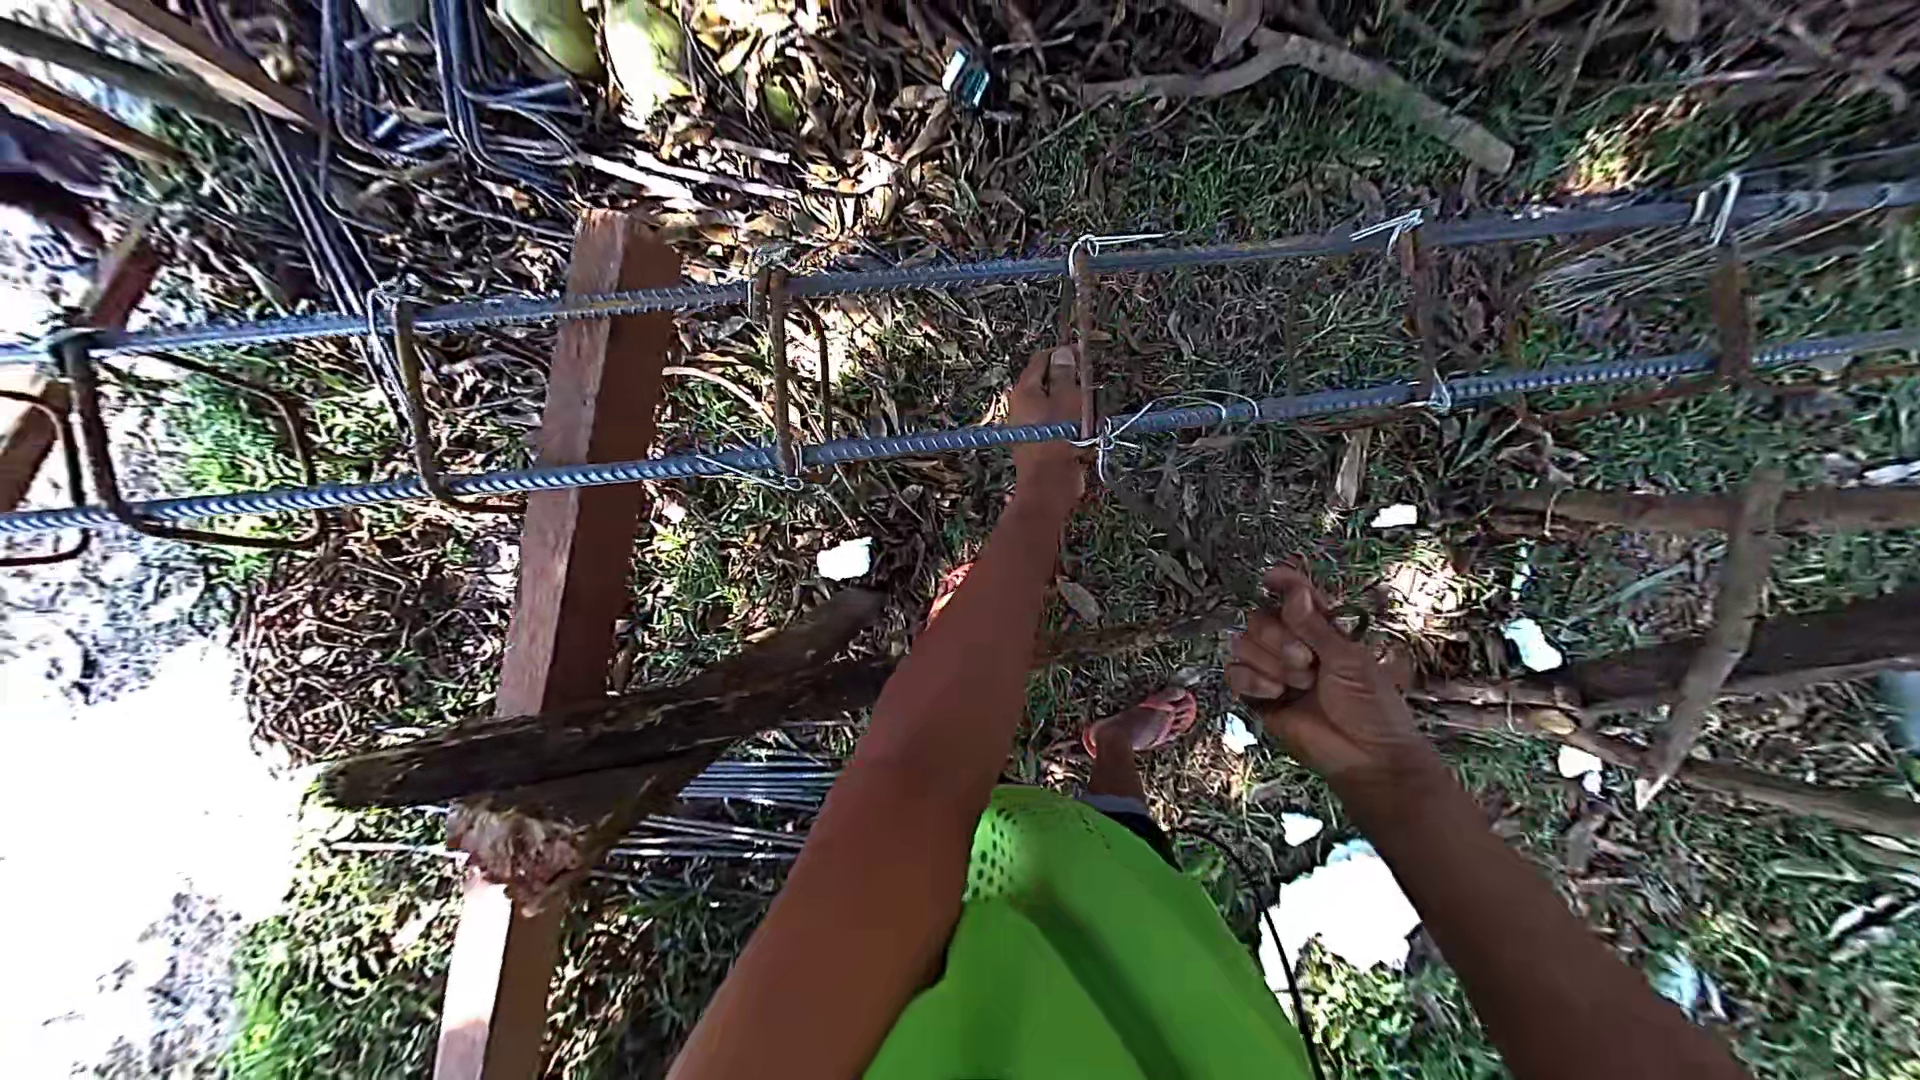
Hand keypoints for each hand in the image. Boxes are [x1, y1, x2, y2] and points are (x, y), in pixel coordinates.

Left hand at [1008, 345, 1085, 510]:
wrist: (1050, 484)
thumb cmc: (1059, 436)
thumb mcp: (1067, 398)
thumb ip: (1065, 374)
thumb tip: (1061, 352)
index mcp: (1025, 390)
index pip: (1042, 359)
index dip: (1064, 354)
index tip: (1085, 357)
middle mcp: (1022, 405)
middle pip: (1050, 384)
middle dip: (1072, 385)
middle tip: (1089, 393)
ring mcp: (1029, 425)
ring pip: (1057, 405)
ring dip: (1076, 409)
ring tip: (1089, 419)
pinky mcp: (1039, 442)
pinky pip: (1058, 426)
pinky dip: (1072, 427)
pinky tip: (1084, 436)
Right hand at [1227, 566, 1439, 792]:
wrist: (1365, 756)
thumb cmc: (1371, 705)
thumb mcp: (1349, 660)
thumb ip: (1315, 626)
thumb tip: (1294, 591)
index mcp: (1318, 630)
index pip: (1294, 597)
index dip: (1282, 584)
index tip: (1270, 578)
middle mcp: (1290, 644)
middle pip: (1258, 619)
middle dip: (1278, 639)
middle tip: (1306, 661)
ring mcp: (1270, 669)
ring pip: (1242, 644)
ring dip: (1270, 664)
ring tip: (1299, 684)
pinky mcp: (1255, 695)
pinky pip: (1234, 673)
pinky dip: (1252, 681)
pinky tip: (1275, 694)